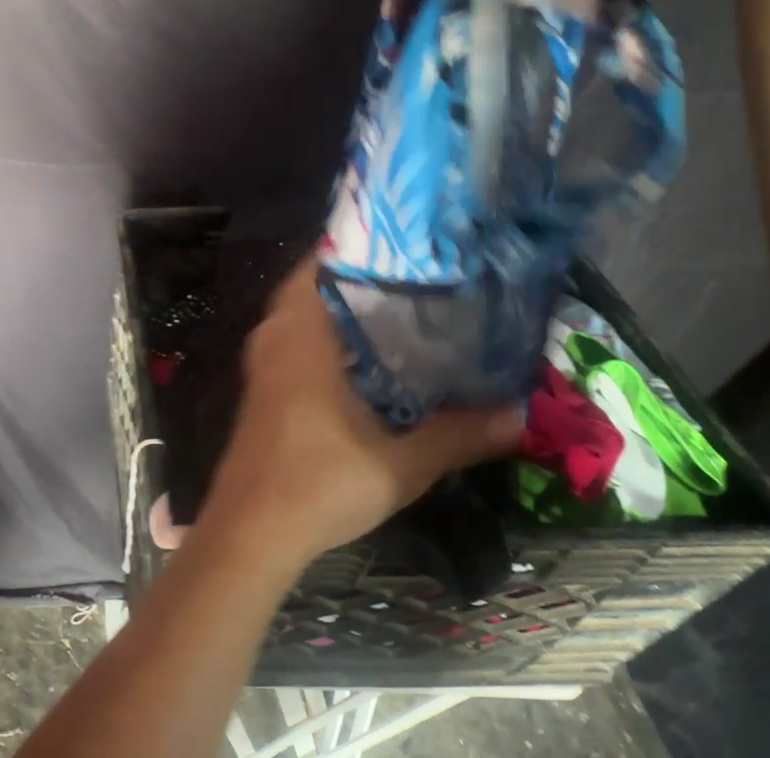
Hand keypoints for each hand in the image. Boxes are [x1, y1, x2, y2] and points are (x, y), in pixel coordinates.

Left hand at [192, 257, 524, 567]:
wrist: (249, 531)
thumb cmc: (319, 486)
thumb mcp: (401, 464)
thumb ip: (458, 435)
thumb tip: (520, 414)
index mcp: (301, 337)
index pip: (319, 266)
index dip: (356, 247)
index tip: (404, 239)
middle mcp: (274, 339)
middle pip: (310, 287)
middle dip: (356, 277)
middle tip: (414, 273)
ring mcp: (261, 365)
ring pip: (298, 315)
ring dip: (337, 307)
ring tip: (396, 306)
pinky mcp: (260, 390)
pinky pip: (291, 341)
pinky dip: (322, 335)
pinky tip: (361, 357)